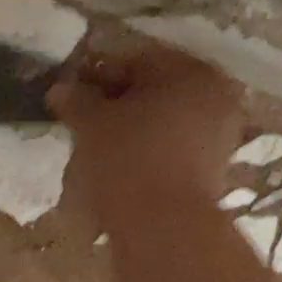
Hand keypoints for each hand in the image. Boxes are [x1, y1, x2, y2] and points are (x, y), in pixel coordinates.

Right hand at [47, 34, 243, 216]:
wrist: (163, 222)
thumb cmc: (126, 160)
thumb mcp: (91, 126)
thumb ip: (76, 101)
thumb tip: (59, 88)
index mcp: (190, 72)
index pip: (137, 60)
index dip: (98, 73)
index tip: (70, 91)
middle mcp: (215, 92)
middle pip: (156, 87)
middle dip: (117, 99)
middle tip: (82, 117)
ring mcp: (221, 128)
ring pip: (166, 115)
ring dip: (133, 122)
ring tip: (98, 142)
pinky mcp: (214, 160)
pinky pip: (176, 140)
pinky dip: (149, 143)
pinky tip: (122, 159)